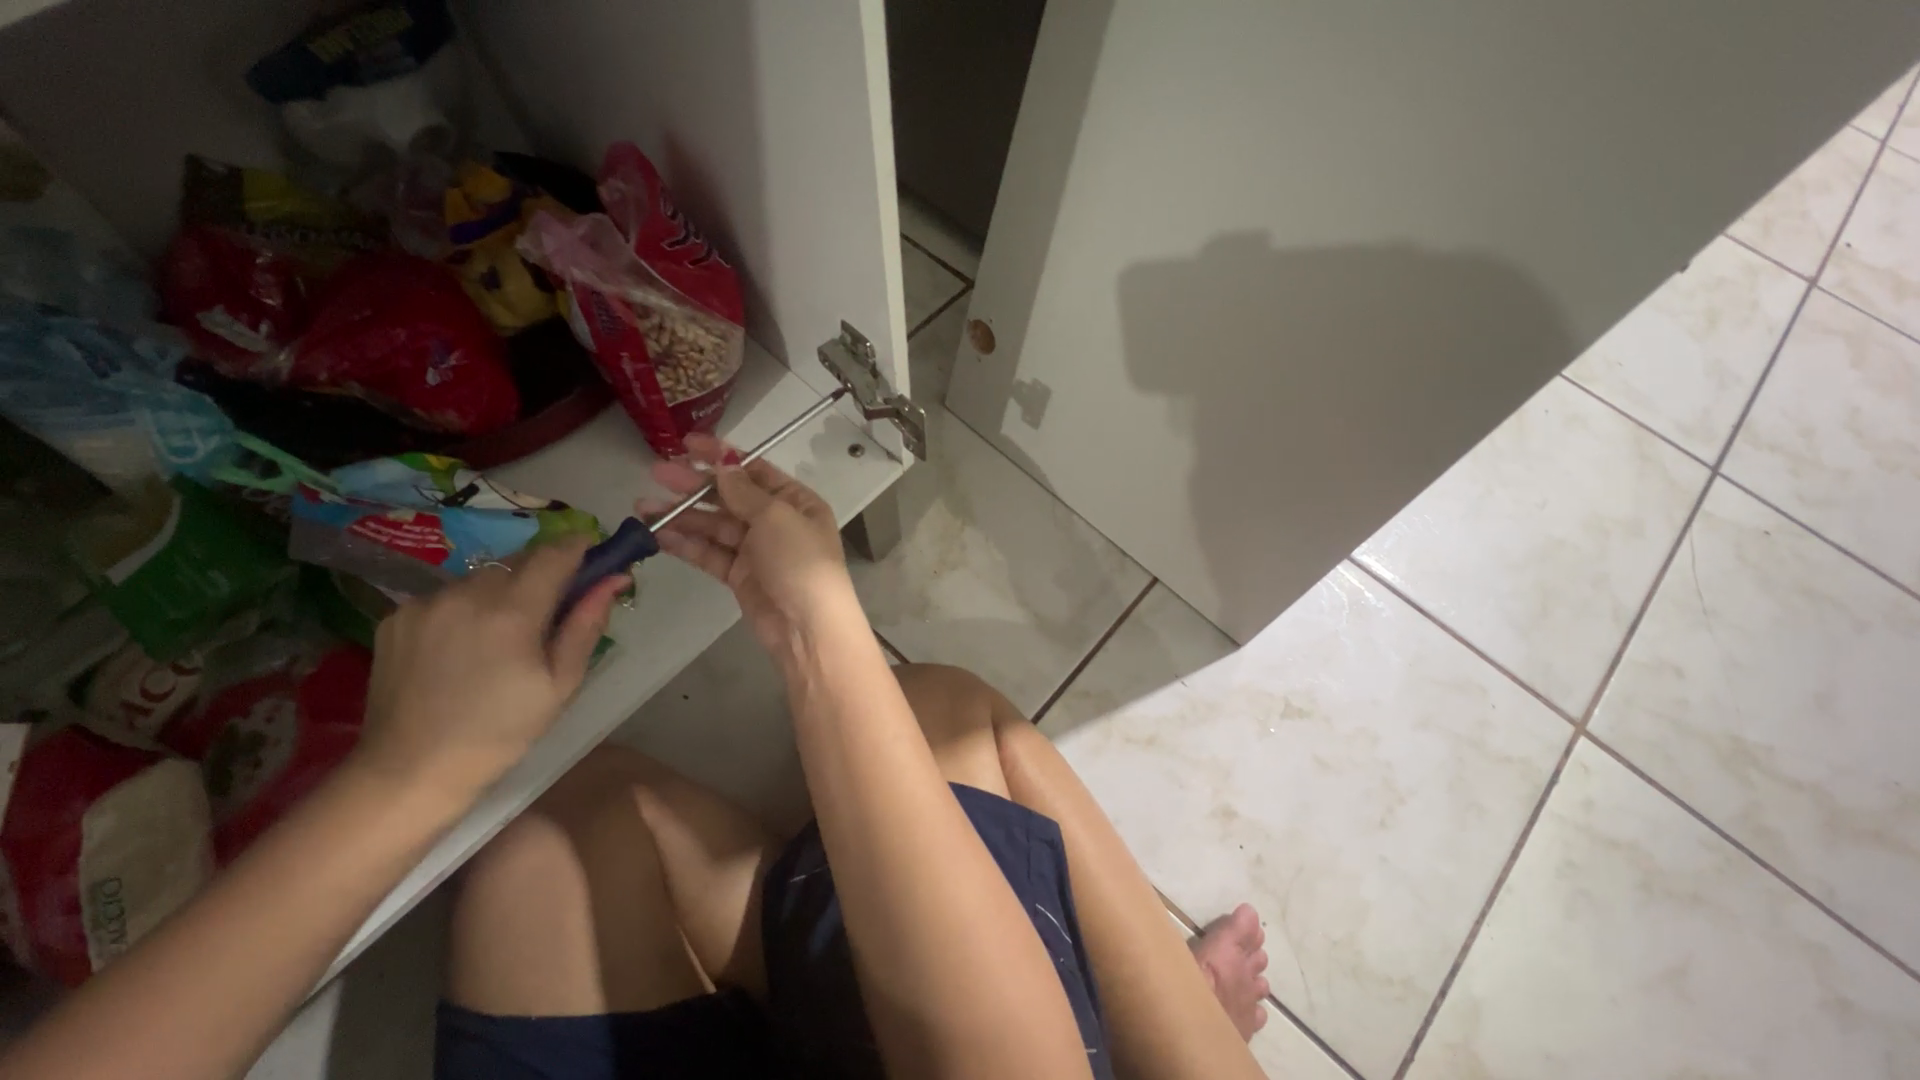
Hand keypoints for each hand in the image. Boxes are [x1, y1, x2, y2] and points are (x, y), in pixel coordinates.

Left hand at [354, 537, 623, 802]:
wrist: (411, 769)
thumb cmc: (501, 733)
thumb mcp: (560, 684)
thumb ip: (586, 625)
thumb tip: (614, 578)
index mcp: (512, 612)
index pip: (554, 553)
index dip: (579, 547)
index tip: (594, 555)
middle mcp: (465, 593)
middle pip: (518, 562)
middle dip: (542, 574)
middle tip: (552, 610)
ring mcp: (425, 602)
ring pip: (481, 578)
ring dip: (502, 592)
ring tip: (503, 636)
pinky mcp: (397, 615)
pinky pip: (446, 596)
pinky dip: (465, 609)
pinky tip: (464, 647)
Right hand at [638, 433, 858, 660]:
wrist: (808, 626)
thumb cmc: (799, 561)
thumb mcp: (775, 516)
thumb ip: (744, 491)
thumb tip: (724, 463)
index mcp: (796, 501)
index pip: (754, 470)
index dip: (721, 457)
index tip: (686, 445)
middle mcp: (777, 522)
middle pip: (730, 497)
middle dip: (694, 485)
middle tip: (657, 473)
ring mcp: (757, 550)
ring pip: (714, 526)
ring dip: (682, 515)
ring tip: (644, 506)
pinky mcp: (740, 576)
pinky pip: (710, 553)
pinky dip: (686, 544)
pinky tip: (659, 534)